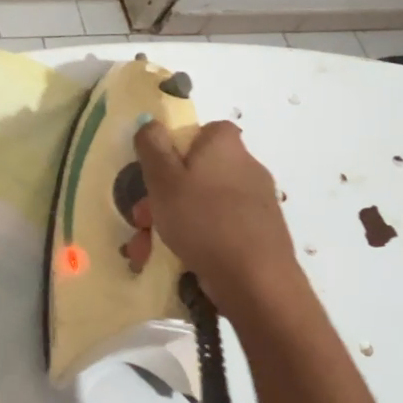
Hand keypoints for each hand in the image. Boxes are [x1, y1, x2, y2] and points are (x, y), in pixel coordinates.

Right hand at [133, 120, 298, 317]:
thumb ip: (152, 147)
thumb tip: (151, 122)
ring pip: (203, 204)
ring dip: (173, 223)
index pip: (199, 132)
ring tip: (148, 251)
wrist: (256, 281)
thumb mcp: (163, 179)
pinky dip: (197, 240)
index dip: (172, 150)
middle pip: (195, 172)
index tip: (154, 175)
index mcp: (225, 144)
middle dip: (163, 197)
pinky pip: (220, 228)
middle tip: (141, 220)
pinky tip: (177, 262)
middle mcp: (246, 165)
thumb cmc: (203, 220)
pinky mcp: (261, 233)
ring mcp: (257, 201)